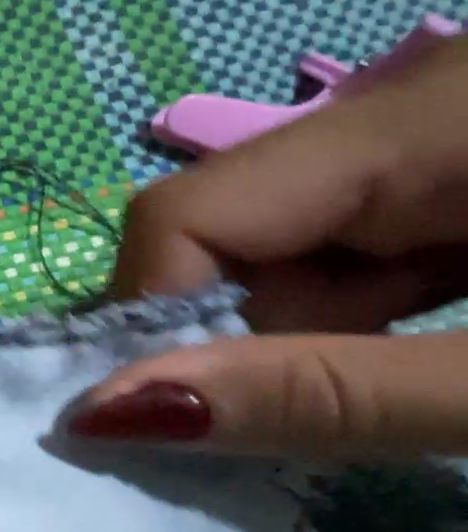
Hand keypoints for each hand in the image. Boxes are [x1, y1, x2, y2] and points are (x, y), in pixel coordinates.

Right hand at [68, 37, 467, 457]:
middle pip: (220, 232)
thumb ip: (327, 396)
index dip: (145, 315)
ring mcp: (431, 135)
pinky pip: (343, 241)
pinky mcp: (452, 164)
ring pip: (277, 245)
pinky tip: (415, 347)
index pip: (184, 214)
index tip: (164, 422)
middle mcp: (403, 109)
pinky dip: (351, 314)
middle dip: (236, 334)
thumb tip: (99, 412)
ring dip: (300, 332)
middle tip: (322, 413)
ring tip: (397, 385)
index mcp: (425, 125)